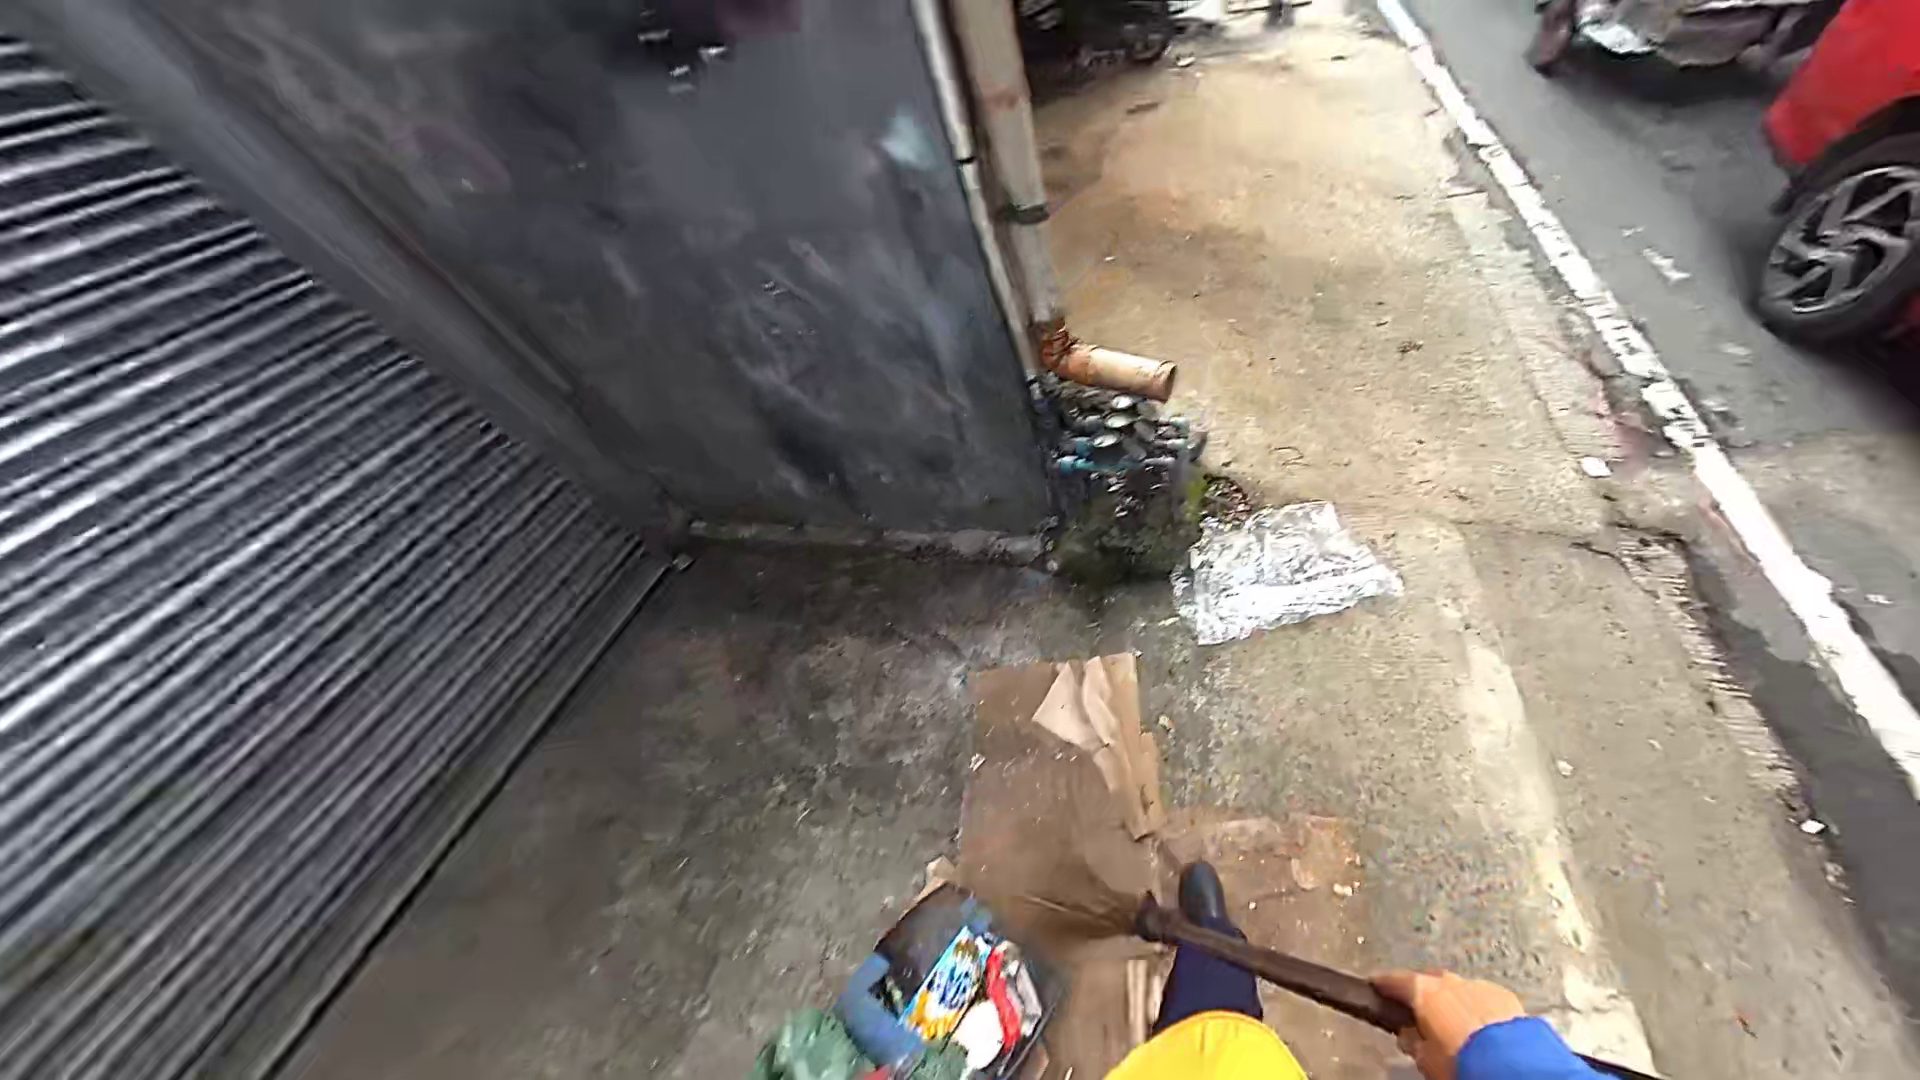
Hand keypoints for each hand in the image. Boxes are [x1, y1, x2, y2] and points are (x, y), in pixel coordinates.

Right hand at [1371, 970, 1525, 1079]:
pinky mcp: (1505, 997)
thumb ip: (1413, 1042)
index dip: (1382, 987)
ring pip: (1457, 990)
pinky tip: (1486, 1030)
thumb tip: (1408, 1037)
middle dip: (1425, 999)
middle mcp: (1444, 980)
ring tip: (1460, 1028)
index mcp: (1419, 989)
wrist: (1518, 1067)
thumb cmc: (1463, 1062)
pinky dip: (1480, 1011)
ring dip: (1455, 1004)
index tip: (1376, 990)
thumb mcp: (1428, 1060)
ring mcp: (1475, 985)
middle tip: (1425, 1020)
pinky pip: (1484, 1000)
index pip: (1391, 981)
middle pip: (1427, 984)